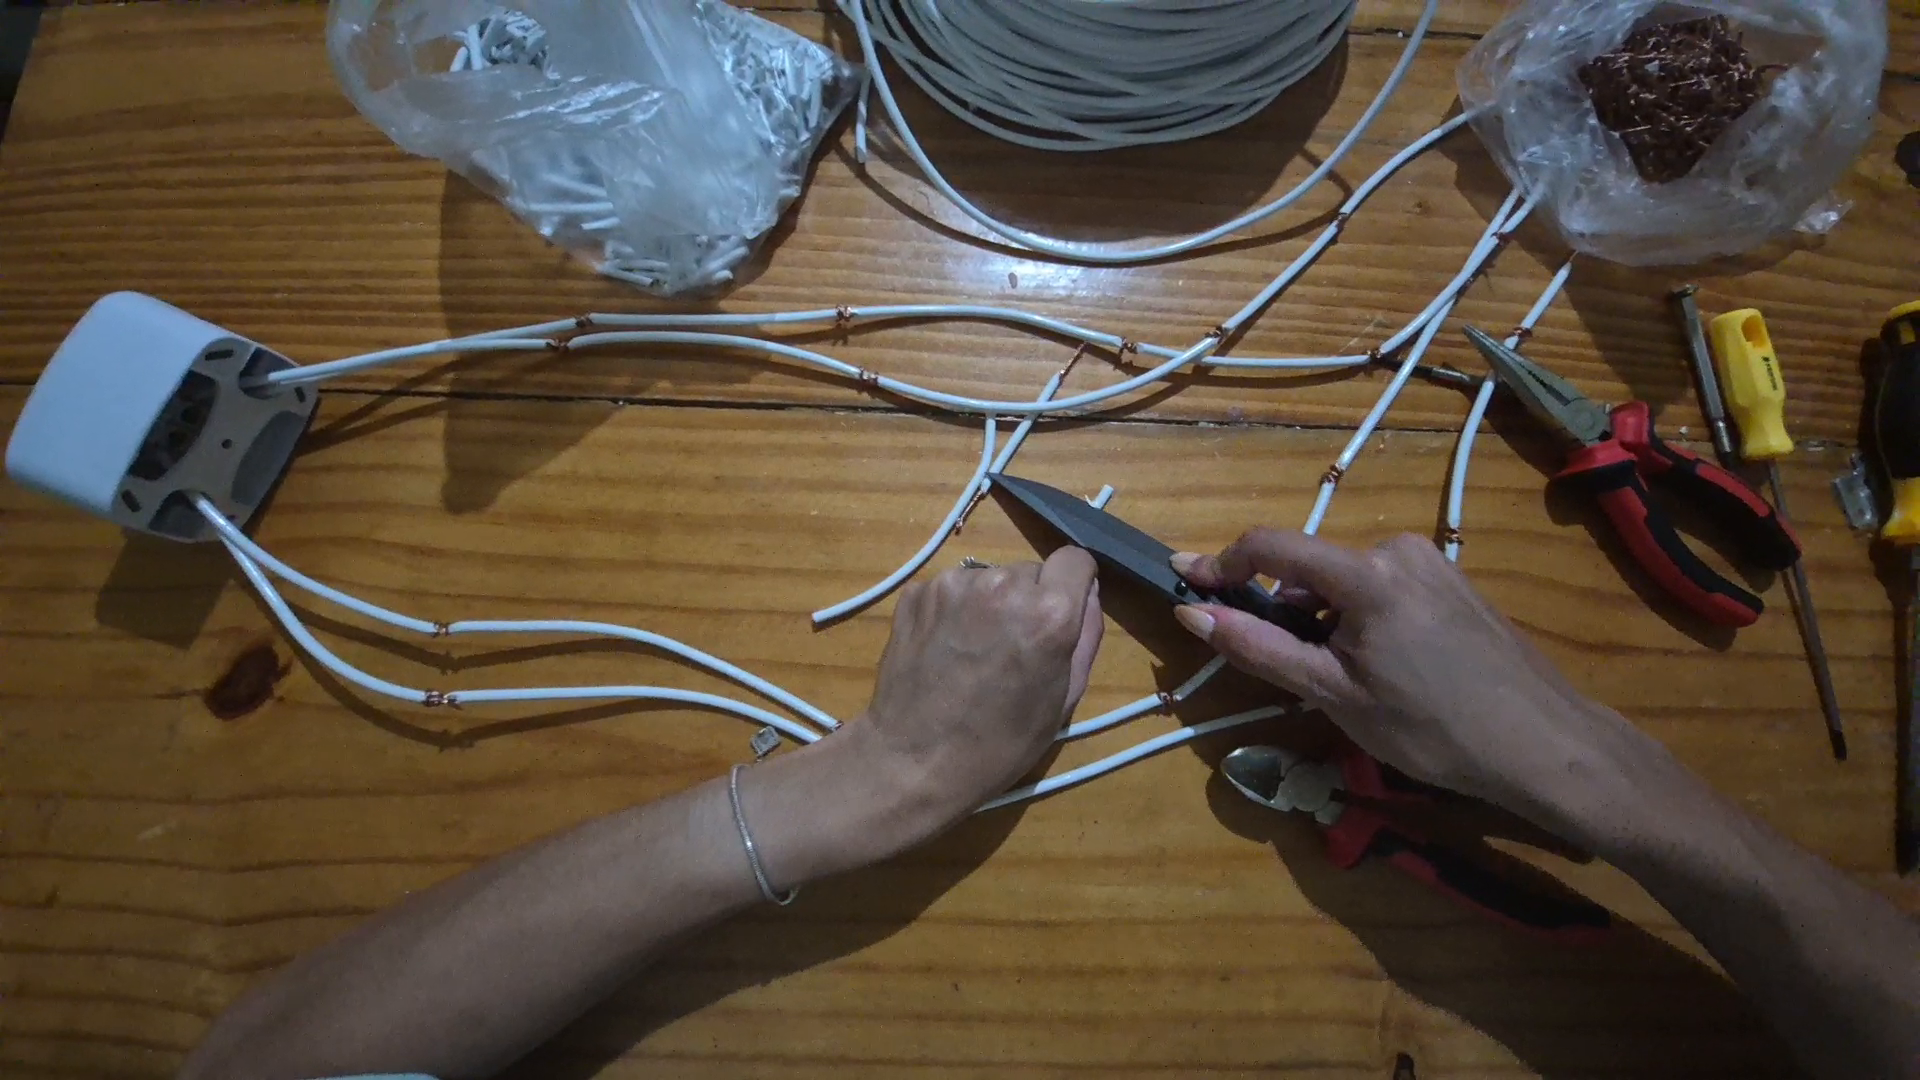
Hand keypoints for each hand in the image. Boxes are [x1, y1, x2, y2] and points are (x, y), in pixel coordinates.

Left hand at [849, 546, 1102, 828]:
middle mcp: (1003, 583)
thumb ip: (1086, 636)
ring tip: (972, 652)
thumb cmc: (1001, 742)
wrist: (914, 760)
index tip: (1061, 613)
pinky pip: (952, 590)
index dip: (1073, 586)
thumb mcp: (1064, 699)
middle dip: (1028, 601)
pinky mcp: (917, 592)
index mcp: (1049, 612)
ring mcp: (953, 584)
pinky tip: (944, 649)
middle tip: (1010, 649)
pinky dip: (954, 610)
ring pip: (989, 579)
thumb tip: (1089, 593)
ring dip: (989, 604)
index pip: (1076, 560)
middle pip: (1030, 572)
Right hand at [1169, 529, 1658, 828]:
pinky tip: (1380, 666)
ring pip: (1341, 581)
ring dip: (1319, 618)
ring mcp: (1430, 563)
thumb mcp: (1332, 693)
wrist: (1551, 750)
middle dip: (1281, 609)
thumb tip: (1191, 612)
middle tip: (1288, 668)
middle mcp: (1396, 550)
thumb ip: (1256, 647)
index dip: (1222, 564)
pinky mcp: (1450, 582)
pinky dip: (1354, 617)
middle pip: (1307, 569)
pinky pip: (1377, 587)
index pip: (1270, 546)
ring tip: (1342, 679)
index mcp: (1366, 574)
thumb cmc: (1432, 728)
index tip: (1188, 586)